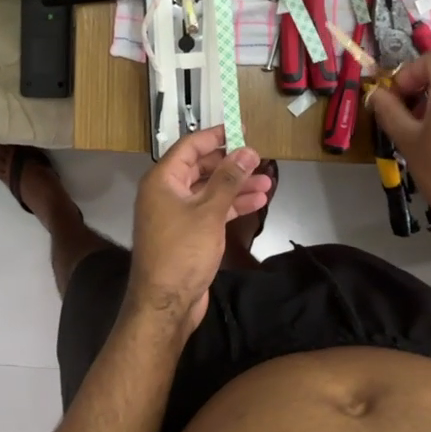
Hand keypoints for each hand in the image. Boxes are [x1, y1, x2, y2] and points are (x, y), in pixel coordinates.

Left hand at [128, 127, 271, 331]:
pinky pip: (211, 209)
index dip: (215, 136)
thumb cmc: (182, 252)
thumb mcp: (208, 212)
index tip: (241, 129)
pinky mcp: (188, 233)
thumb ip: (228, 179)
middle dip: (231, 163)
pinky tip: (257, 202)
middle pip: (200, 167)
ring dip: (236, 185)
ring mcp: (176, 213)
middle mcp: (166, 192)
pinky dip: (231, 205)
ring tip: (268, 182)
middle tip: (260, 159)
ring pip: (209, 190)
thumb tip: (247, 151)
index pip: (189, 146)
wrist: (165, 302)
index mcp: (162, 179)